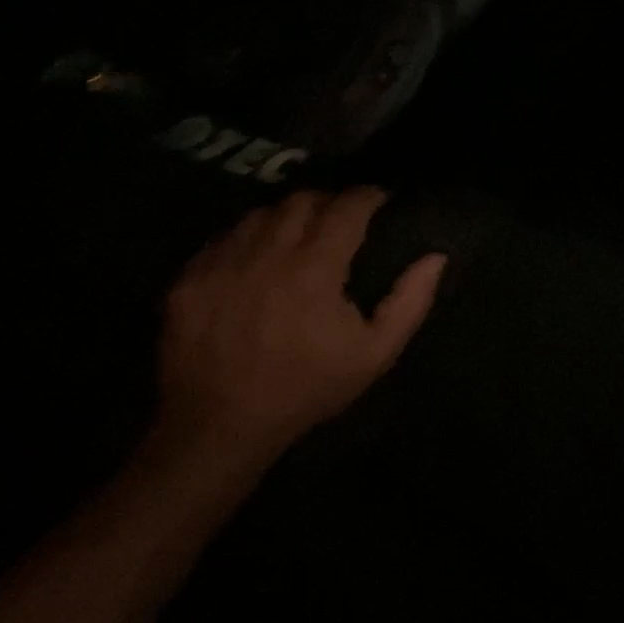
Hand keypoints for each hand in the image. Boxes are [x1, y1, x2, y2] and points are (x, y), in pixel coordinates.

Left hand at [156, 187, 446, 457]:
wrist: (220, 426)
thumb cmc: (308, 387)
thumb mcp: (375, 353)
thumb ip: (410, 300)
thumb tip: (435, 257)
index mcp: (314, 269)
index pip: (346, 208)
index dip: (368, 196)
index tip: (381, 199)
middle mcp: (266, 255)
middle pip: (301, 201)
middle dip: (328, 202)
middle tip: (342, 220)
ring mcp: (221, 264)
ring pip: (259, 215)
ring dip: (286, 218)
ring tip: (298, 238)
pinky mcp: (188, 279)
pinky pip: (223, 239)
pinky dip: (247, 240)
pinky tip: (257, 263)